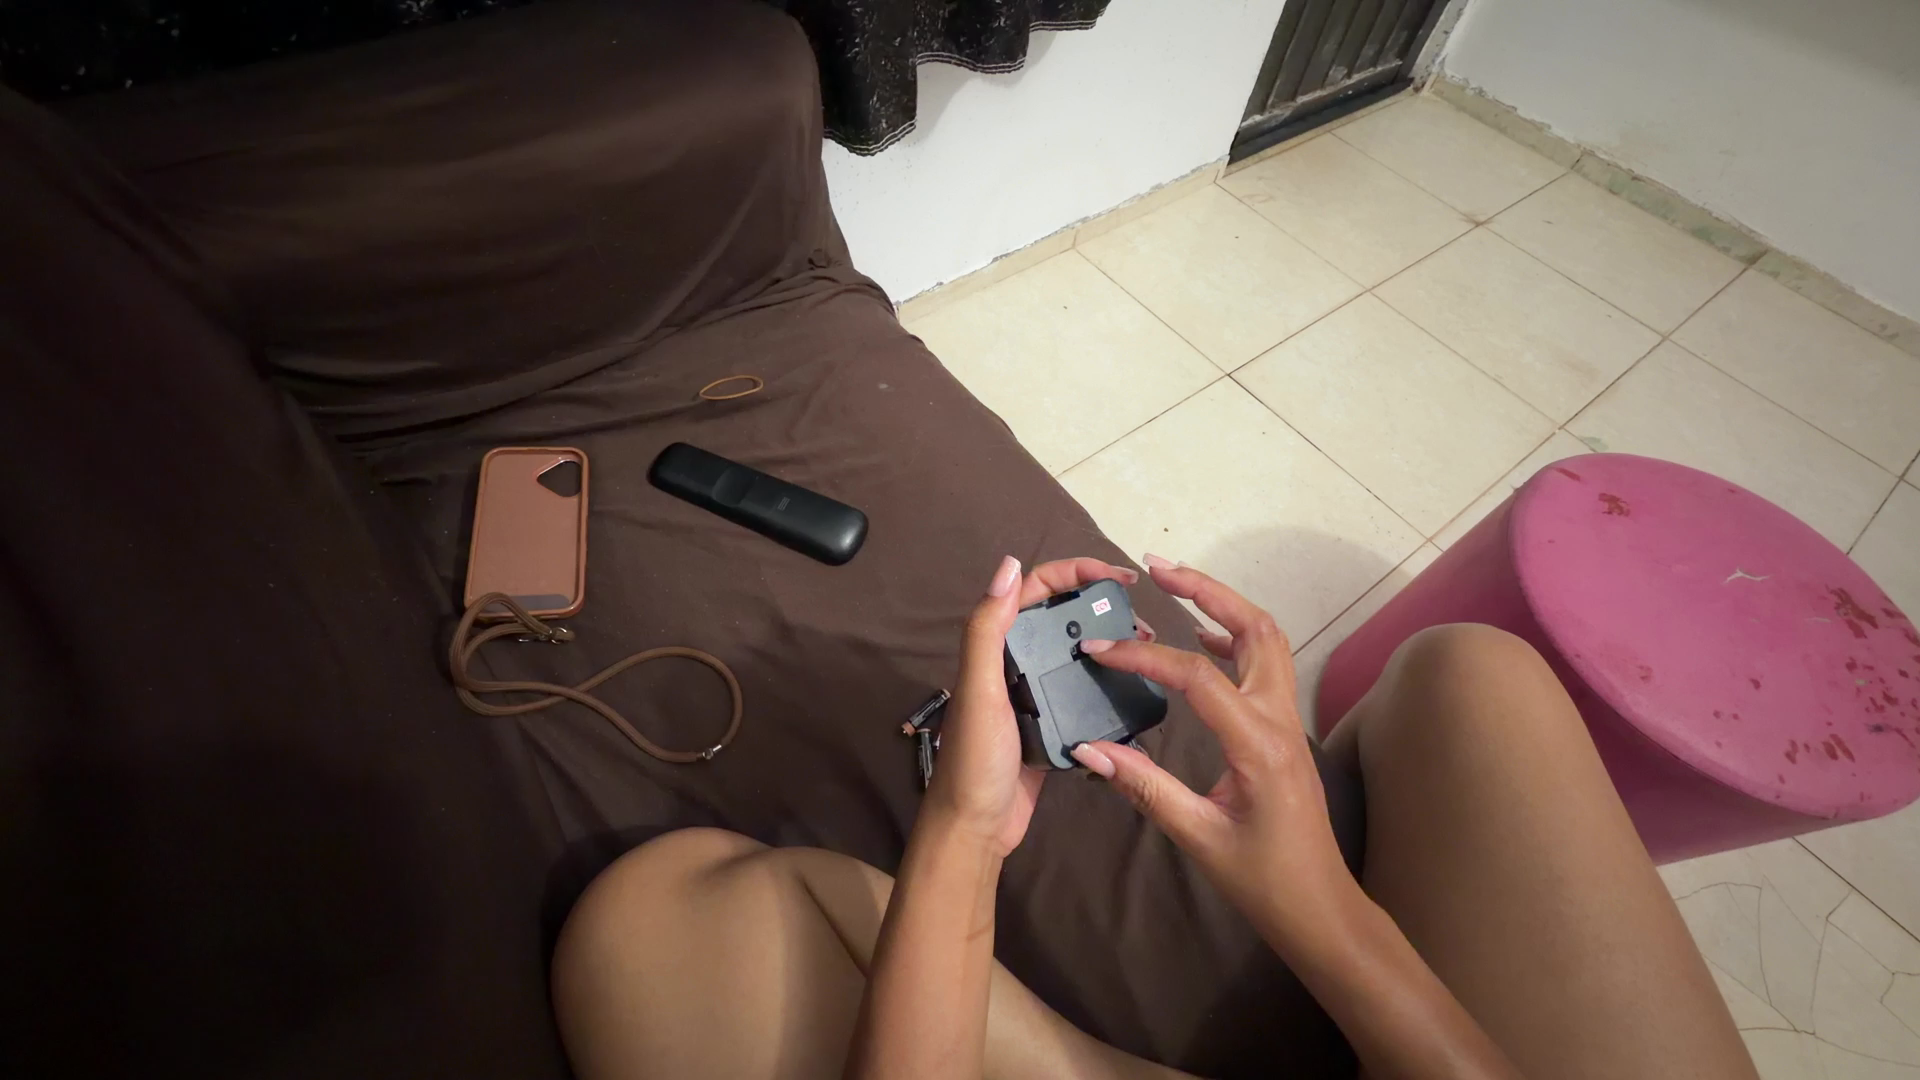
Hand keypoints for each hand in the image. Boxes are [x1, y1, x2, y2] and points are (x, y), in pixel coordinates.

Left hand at [925, 555, 1149, 856]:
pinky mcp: (1052, 722)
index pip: (1036, 589)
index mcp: (996, 645)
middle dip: (1100, 604)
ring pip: (1075, 651)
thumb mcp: (981, 687)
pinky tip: (1134, 683)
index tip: (1120, 577)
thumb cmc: (977, 755)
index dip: (1075, 571)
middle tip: (1144, 618)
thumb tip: (1009, 564)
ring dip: (1108, 641)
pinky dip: (1105, 679)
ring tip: (1147, 647)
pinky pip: (1081, 689)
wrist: (977, 826)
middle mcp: (1015, 661)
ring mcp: (1034, 692)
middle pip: (1061, 616)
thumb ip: (989, 628)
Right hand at [1069, 556, 1357, 951]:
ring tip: (1175, 584)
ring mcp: (1288, 717)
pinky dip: (1233, 635)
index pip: (1196, 677)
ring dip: (1223, 603)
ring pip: (1266, 637)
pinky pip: (1265, 661)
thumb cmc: (1262, 878)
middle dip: (1205, 589)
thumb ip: (1143, 786)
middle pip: (1254, 627)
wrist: (1321, 907)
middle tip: (1156, 567)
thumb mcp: (1197, 835)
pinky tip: (1201, 638)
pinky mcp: (1283, 725)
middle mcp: (1279, 717)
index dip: (1142, 656)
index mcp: (1258, 742)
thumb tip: (1087, 749)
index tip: (1098, 648)